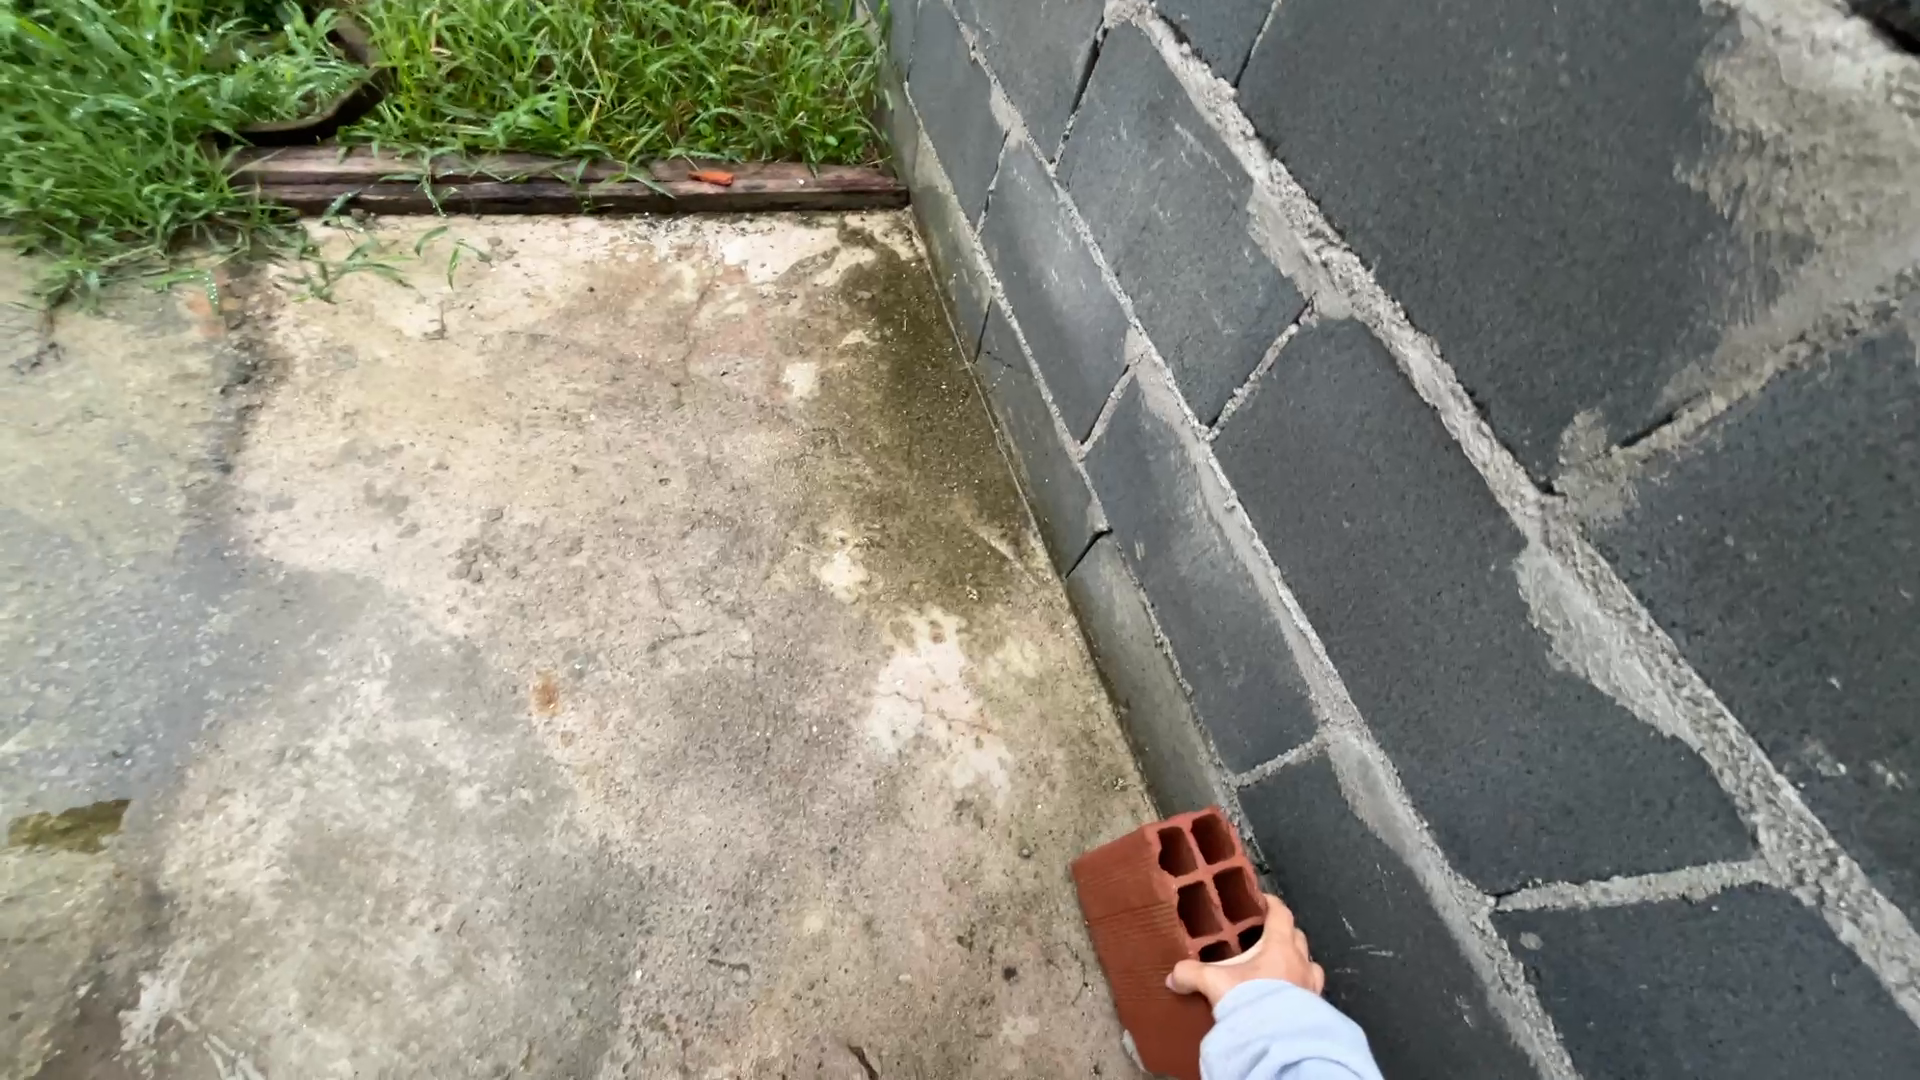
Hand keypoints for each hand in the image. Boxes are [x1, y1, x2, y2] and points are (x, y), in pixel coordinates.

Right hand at [1165, 893, 1325, 1005]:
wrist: (1278, 1043)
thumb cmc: (1250, 998)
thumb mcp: (1214, 982)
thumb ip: (1191, 974)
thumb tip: (1171, 977)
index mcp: (1279, 945)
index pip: (1281, 913)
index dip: (1272, 904)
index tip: (1262, 900)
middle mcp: (1300, 962)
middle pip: (1299, 937)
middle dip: (1285, 933)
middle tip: (1265, 936)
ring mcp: (1311, 987)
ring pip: (1310, 965)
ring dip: (1298, 962)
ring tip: (1280, 968)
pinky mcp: (1316, 1011)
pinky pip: (1312, 992)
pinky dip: (1302, 989)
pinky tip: (1287, 997)